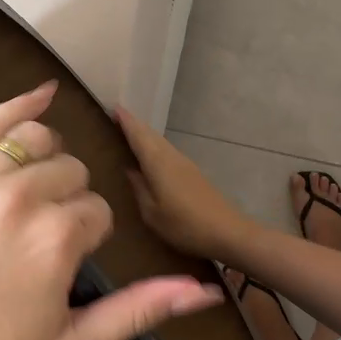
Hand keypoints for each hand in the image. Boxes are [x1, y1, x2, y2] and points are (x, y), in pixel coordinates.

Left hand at [0, 82, 223, 339]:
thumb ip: (140, 309)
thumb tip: (204, 290)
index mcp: (57, 238)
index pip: (99, 211)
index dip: (88, 237)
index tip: (64, 263)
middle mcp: (20, 196)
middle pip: (72, 171)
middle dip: (68, 201)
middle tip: (42, 240)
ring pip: (37, 140)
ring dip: (46, 161)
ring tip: (33, 192)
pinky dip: (20, 104)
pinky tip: (42, 95)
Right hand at [114, 106, 257, 262]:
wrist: (226, 231)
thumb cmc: (184, 224)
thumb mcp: (152, 213)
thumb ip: (139, 188)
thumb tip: (129, 169)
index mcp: (158, 163)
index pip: (138, 136)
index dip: (126, 122)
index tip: (114, 108)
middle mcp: (171, 156)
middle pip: (150, 134)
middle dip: (134, 124)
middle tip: (117, 116)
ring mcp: (184, 163)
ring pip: (160, 141)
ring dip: (145, 134)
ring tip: (129, 131)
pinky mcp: (192, 172)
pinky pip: (167, 151)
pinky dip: (155, 145)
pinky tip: (150, 153)